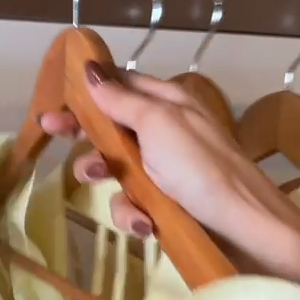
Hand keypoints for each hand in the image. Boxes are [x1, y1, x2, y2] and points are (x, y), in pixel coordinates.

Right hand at [42, 66, 299, 276]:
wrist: (247, 232)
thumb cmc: (202, 169)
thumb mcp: (159, 125)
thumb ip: (121, 99)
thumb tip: (89, 67)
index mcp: (167, 103)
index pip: (119, 86)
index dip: (85, 93)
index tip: (54, 102)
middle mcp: (163, 133)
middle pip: (109, 128)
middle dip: (84, 137)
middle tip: (51, 133)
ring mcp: (163, 171)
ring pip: (114, 171)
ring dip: (108, 184)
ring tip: (114, 191)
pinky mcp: (164, 205)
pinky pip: (131, 205)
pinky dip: (134, 215)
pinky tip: (147, 225)